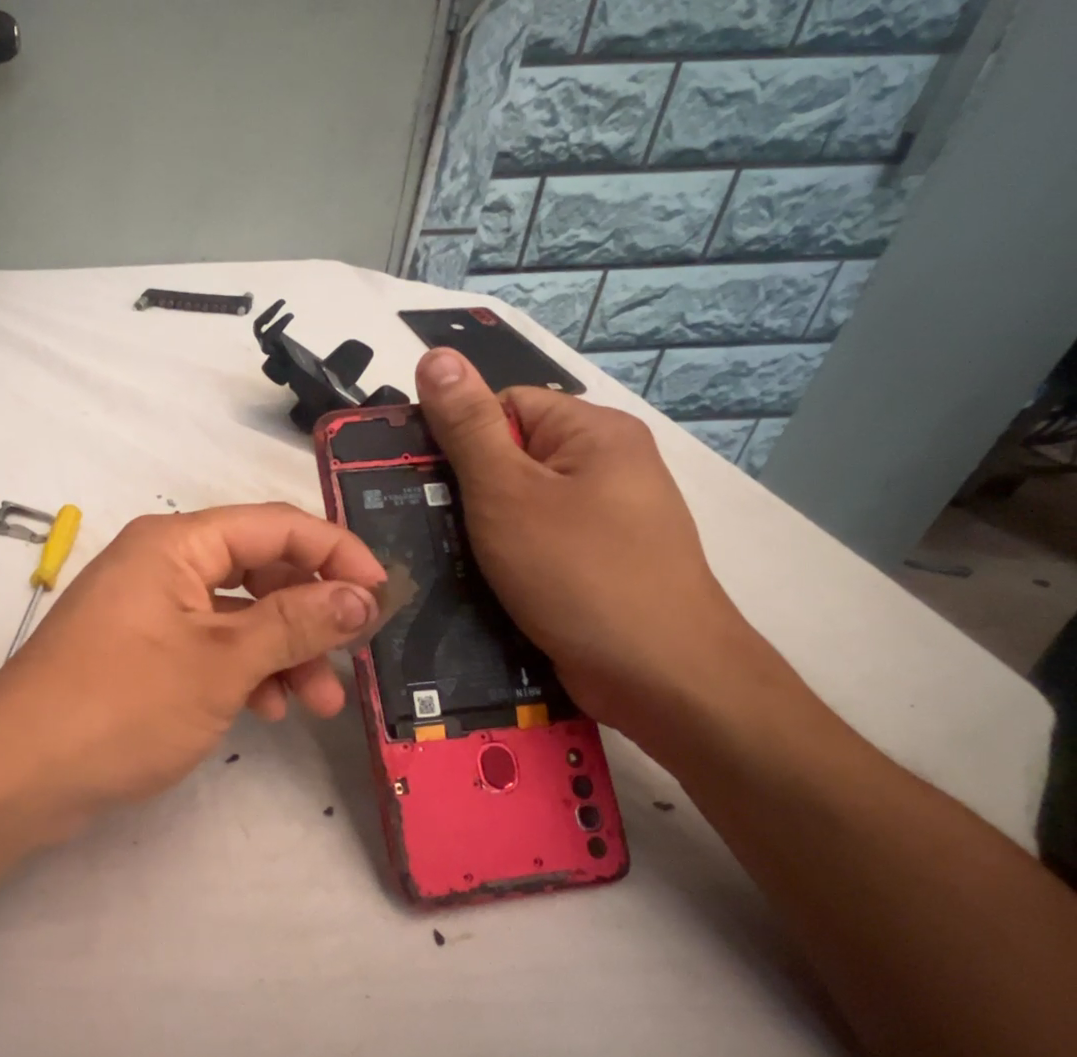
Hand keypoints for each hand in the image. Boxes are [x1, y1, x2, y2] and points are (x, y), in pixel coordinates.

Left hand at [0, 503, 385, 827]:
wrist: (17, 773)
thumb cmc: (122, 704)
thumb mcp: (221, 662)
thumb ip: (296, 622)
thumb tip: (363, 594)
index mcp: (175, 542)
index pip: (276, 525)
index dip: (337, 553)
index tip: (387, 595)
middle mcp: (160, 563)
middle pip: (258, 569)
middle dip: (311, 613)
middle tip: (355, 657)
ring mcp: (146, 609)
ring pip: (236, 615)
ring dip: (282, 651)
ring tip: (318, 703)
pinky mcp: (137, 652)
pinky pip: (206, 646)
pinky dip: (242, 671)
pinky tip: (265, 710)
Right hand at [414, 347, 769, 740]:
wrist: (661, 677)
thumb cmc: (578, 573)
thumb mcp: (506, 493)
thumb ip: (466, 426)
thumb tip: (435, 354)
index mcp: (593, 431)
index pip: (502, 404)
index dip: (455, 436)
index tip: (420, 480)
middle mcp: (607, 465)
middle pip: (511, 455)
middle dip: (464, 489)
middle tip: (423, 523)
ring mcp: (609, 518)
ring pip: (520, 505)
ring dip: (480, 529)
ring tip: (443, 556)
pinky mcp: (601, 564)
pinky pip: (539, 543)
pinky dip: (506, 558)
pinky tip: (479, 583)